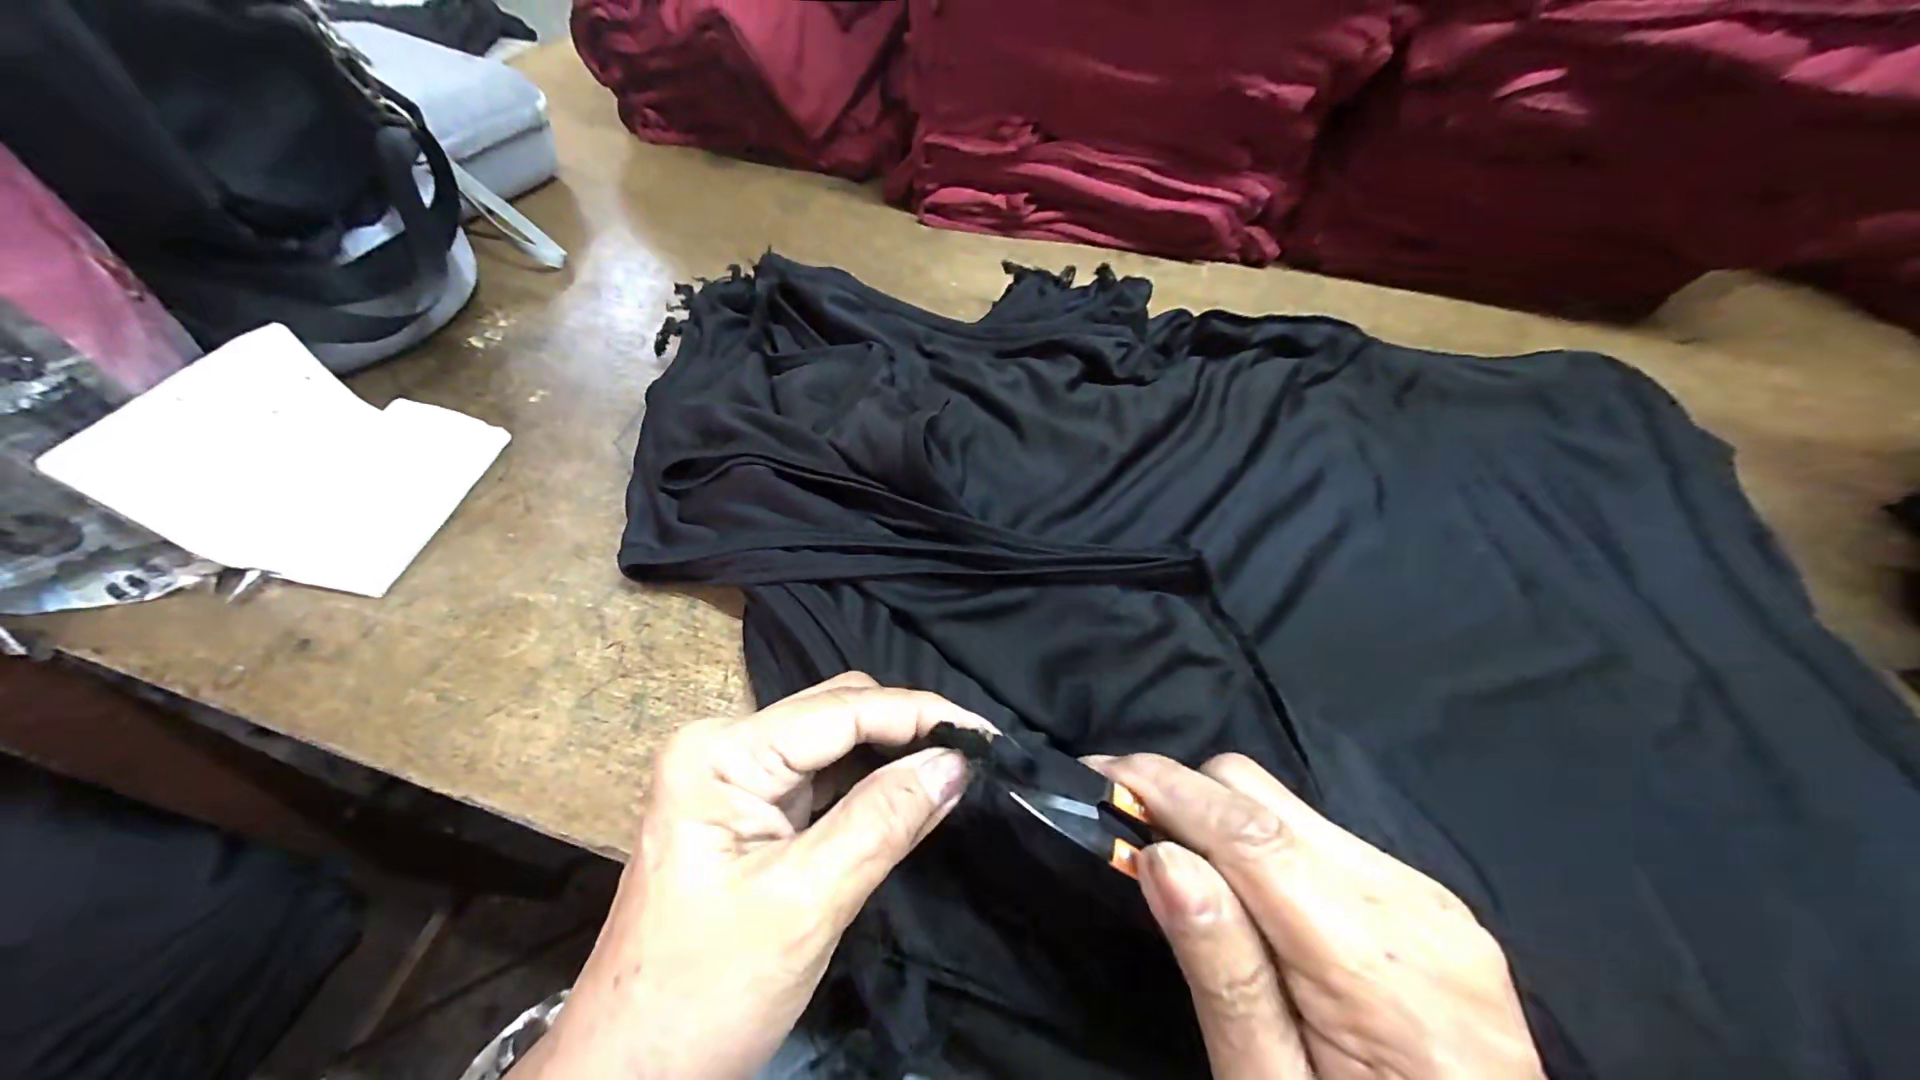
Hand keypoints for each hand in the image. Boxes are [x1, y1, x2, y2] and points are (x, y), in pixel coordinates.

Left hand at [511, 672, 987, 1079]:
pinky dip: (872, 785)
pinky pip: (826, 779)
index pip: (841, 710)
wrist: (627, 1077)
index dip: (919, 714)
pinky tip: (911, 795)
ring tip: (954, 771)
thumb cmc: (704, 995)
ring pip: (837, 742)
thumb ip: (885, 820)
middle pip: (838, 713)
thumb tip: (955, 761)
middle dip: (907, 730)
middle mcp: (725, 746)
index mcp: (721, 752)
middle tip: (973, 757)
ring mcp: (735, 777)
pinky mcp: (751, 810)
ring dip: (894, 755)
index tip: (985, 733)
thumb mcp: (806, 903)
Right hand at [1090, 753, 1544, 1079]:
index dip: (1164, 789)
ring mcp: (1425, 896)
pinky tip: (1229, 882)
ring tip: (1164, 852)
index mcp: (1384, 969)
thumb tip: (1159, 856)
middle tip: (1119, 826)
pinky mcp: (1420, 898)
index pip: (1251, 835)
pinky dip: (1252, 838)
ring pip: (1284, 802)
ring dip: (1210, 813)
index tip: (1094, 773)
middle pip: (1263, 796)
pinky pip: (1312, 831)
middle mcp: (1412, 905)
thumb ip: (1224, 971)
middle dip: (1179, 794)